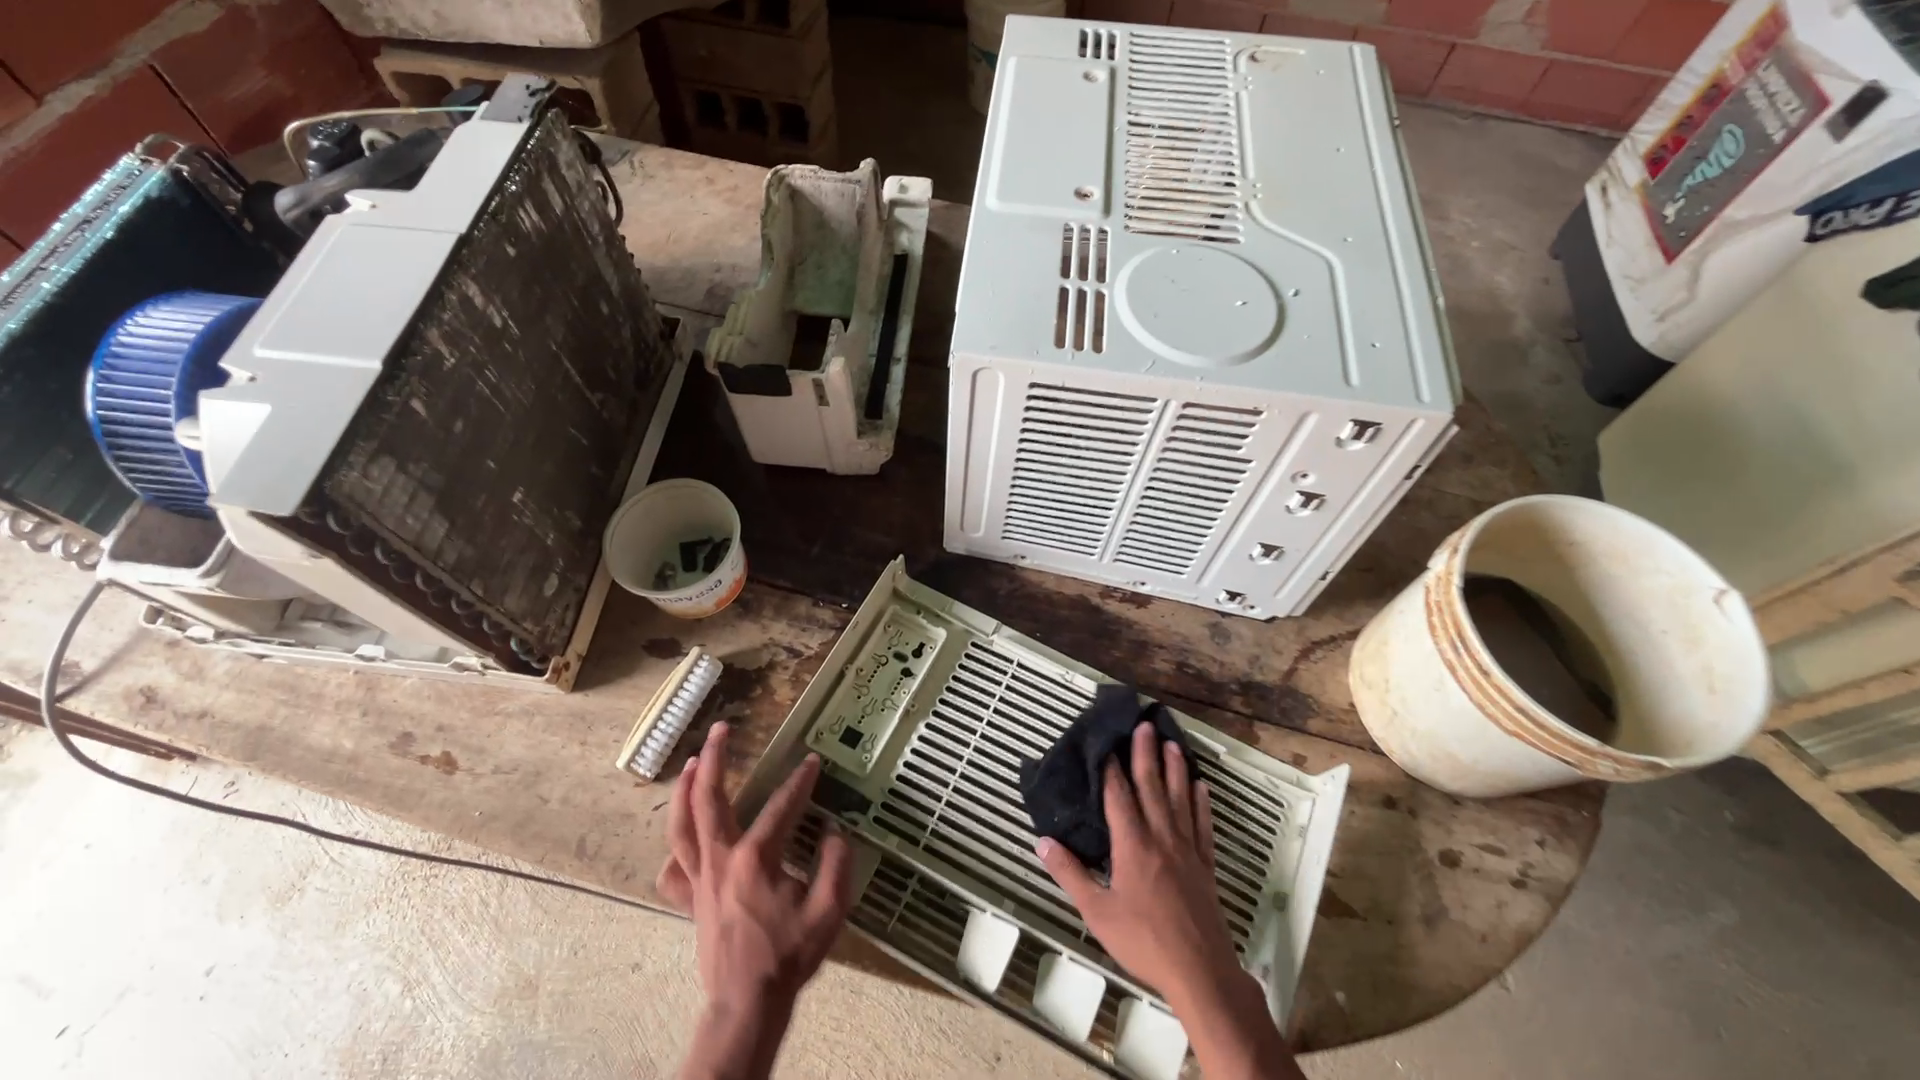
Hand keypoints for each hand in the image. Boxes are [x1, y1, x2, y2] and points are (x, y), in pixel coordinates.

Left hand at [663, 722, 855, 1079]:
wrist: (747, 1002)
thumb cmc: (789, 956)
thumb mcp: (829, 912)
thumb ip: (837, 866)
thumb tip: (835, 833)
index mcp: (755, 859)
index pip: (780, 808)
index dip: (799, 782)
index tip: (811, 761)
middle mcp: (720, 860)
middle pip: (710, 799)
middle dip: (717, 758)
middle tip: (722, 728)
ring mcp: (698, 879)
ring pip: (681, 824)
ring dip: (686, 788)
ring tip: (693, 762)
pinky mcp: (689, 899)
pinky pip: (673, 867)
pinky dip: (675, 846)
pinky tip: (682, 836)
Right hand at [1036, 722, 1302, 1079]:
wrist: (1200, 970)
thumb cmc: (1143, 942)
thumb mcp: (1097, 912)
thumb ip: (1070, 874)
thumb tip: (1044, 842)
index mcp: (1133, 846)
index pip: (1119, 797)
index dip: (1112, 768)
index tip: (1107, 741)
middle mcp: (1162, 839)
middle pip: (1153, 788)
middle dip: (1146, 754)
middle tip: (1144, 724)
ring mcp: (1188, 851)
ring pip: (1181, 800)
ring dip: (1175, 770)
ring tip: (1172, 744)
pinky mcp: (1206, 866)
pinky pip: (1203, 826)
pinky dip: (1201, 803)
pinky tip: (1201, 787)